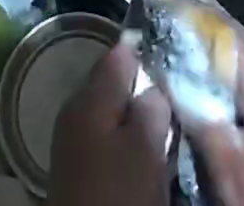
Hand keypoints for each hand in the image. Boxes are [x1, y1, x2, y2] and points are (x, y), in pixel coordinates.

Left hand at [48, 42, 171, 205]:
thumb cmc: (116, 192)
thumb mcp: (144, 149)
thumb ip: (151, 110)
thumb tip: (154, 87)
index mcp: (89, 96)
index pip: (117, 56)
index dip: (144, 51)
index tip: (169, 54)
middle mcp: (75, 106)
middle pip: (111, 82)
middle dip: (140, 84)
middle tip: (171, 92)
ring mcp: (71, 134)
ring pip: (108, 110)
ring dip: (132, 113)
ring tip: (162, 121)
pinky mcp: (75, 161)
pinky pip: (103, 134)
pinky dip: (122, 136)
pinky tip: (140, 149)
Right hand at [182, 30, 243, 205]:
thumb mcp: (229, 170)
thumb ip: (200, 118)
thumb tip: (170, 76)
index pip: (236, 38)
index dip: (203, 18)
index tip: (172, 5)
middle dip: (212, 34)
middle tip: (175, 27)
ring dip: (227, 58)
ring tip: (190, 56)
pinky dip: (242, 81)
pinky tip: (222, 95)